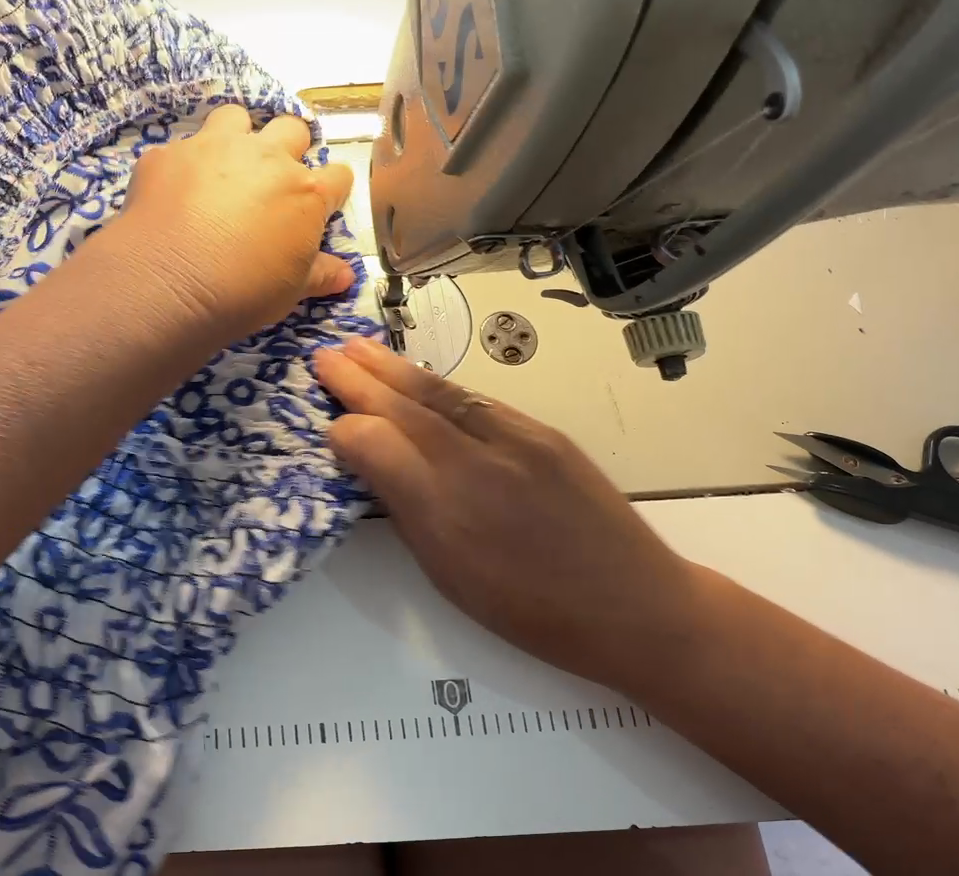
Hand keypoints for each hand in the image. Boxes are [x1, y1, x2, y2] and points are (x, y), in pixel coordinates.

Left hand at [113, 104, 355, 342]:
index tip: (318, 210)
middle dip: (288, 149)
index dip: (331, 192)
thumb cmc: (241, 294)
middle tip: (270, 183)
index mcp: (304, 191)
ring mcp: (212, 148)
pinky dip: (182, 167)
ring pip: (236, 118)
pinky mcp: (167, 155)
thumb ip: (319, 274)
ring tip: (222, 171)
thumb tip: (344, 274)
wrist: (166, 286)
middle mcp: (264, 157)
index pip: (338, 176)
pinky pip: (181, 149)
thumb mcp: (289, 292)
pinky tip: (172, 195)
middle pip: (292, 129)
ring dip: (236, 138)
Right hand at [313, 337, 704, 685]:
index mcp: (445, 512)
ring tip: (358, 348)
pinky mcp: (543, 433)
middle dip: (359, 379)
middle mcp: (476, 464)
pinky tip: (418, 378)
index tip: (326, 425)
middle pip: (404, 408)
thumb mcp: (449, 575)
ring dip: (394, 369)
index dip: (345, 430)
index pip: (376, 445)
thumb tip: (369, 461)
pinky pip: (476, 401)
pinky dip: (437, 386)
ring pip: (440, 393)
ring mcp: (515, 441)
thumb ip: (405, 509)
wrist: (635, 607)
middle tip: (323, 356)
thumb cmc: (530, 610)